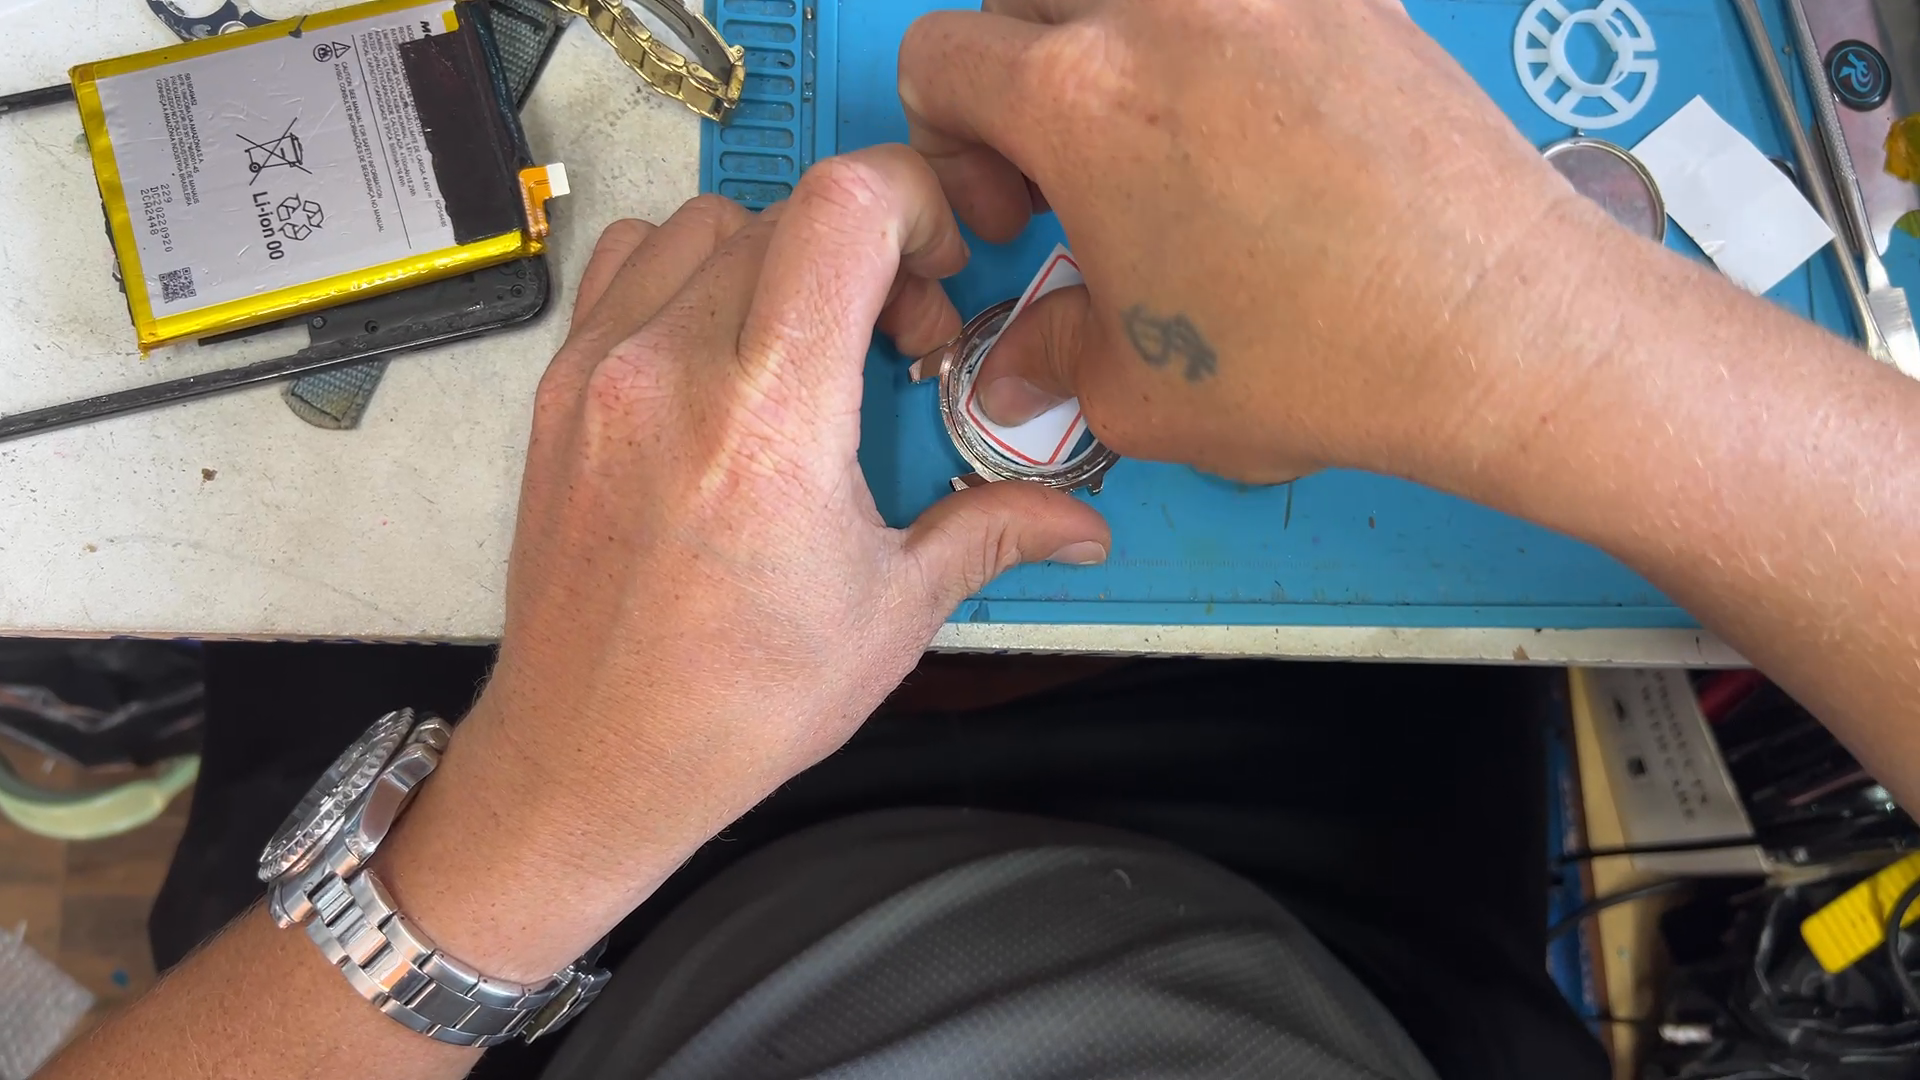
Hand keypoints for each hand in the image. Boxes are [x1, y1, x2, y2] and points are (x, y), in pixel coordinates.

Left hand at [378, 147, 1108, 978]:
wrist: (594, 761)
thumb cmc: (743, 702)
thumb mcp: (892, 614)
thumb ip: (993, 533)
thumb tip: (1083, 524)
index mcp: (771, 423)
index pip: (844, 209)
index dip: (916, 201)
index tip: (942, 275)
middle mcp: (670, 370)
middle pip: (792, 214)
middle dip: (874, 256)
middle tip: (901, 347)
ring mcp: (599, 371)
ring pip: (712, 224)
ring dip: (789, 261)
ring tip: (818, 347)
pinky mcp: (559, 390)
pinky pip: (635, 263)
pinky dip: (703, 273)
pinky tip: (732, 352)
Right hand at [900, 0, 1619, 484]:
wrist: (1488, 330)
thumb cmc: (1292, 366)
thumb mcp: (1128, 391)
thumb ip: (1042, 360)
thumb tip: (1006, 375)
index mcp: (1076, 96)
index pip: (937, 56)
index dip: (948, 144)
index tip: (1011, 214)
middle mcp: (1159, 2)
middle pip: (1016, 0)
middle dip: (1009, 89)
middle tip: (1067, 180)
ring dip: (1097, 51)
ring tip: (1149, 146)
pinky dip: (1196, 42)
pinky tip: (1241, 128)